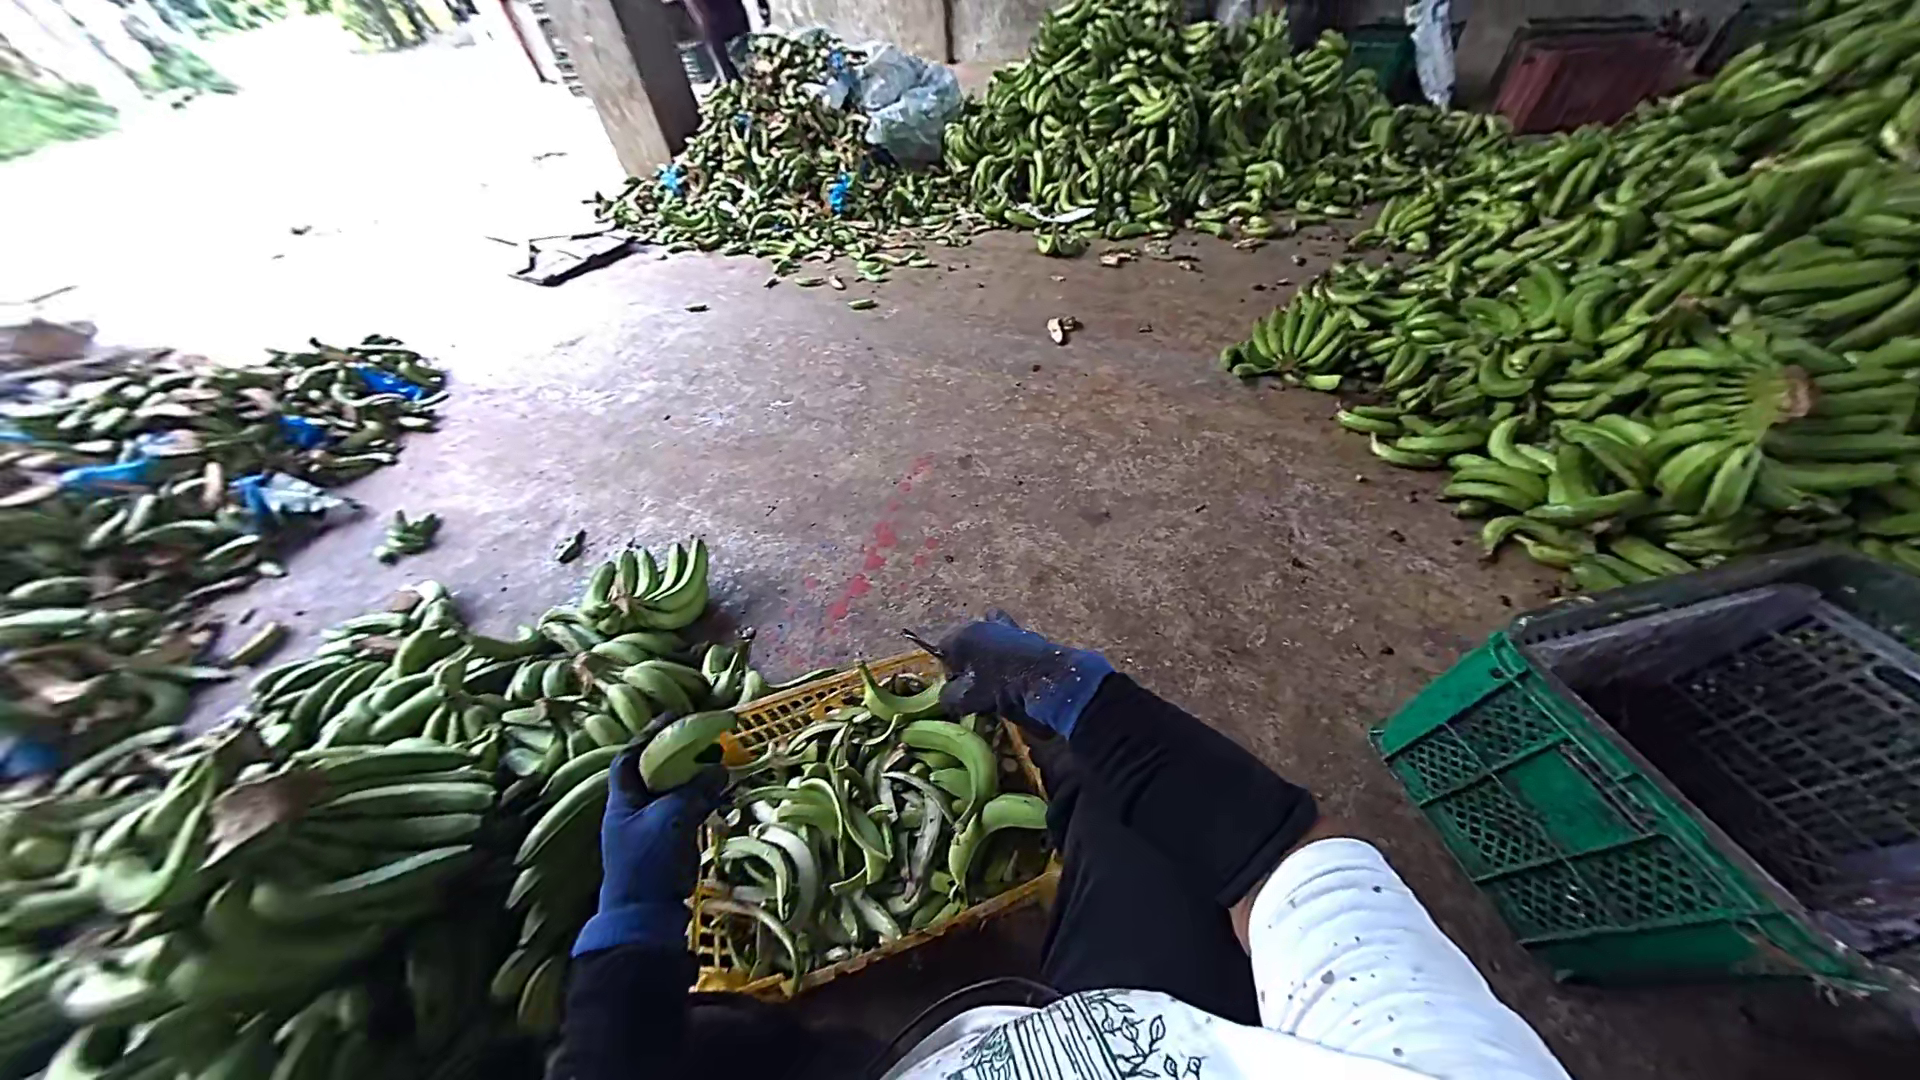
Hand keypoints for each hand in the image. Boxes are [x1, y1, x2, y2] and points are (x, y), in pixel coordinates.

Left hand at [572, 740, 724, 956]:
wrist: (647, 913)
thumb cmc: (650, 859)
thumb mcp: (673, 816)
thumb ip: (696, 789)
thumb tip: (720, 769)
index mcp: (624, 800)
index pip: (630, 757)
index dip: (649, 735)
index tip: (674, 718)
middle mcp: (635, 809)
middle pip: (656, 770)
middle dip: (679, 753)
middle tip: (705, 737)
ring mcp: (653, 825)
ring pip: (675, 789)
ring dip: (696, 776)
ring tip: (719, 760)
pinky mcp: (671, 840)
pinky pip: (689, 809)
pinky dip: (705, 798)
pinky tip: (723, 791)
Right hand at [935, 610, 1113, 736]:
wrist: (1048, 681)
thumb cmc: (1000, 688)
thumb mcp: (966, 700)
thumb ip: (949, 697)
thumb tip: (948, 697)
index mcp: (962, 636)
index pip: (943, 650)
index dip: (948, 671)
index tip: (957, 690)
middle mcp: (982, 624)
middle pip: (967, 642)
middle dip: (969, 660)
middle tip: (976, 685)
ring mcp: (1008, 627)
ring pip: (990, 639)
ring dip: (990, 656)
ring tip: (998, 681)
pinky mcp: (1029, 635)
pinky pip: (1011, 643)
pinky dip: (1010, 655)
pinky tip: (1016, 675)